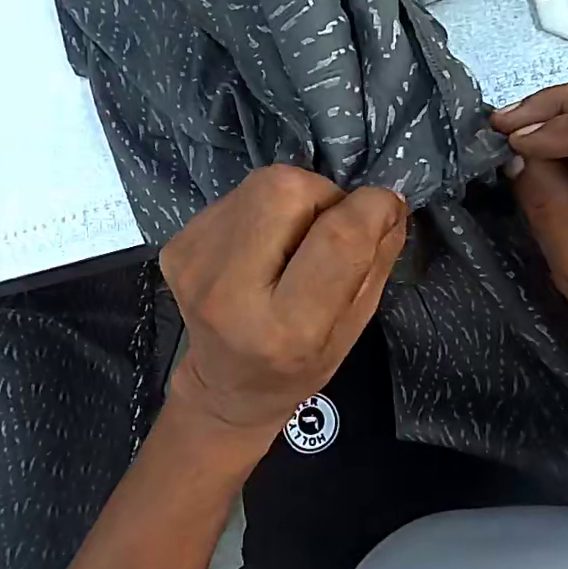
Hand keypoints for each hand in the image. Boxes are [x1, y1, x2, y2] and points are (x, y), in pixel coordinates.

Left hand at [159, 165, 406, 442]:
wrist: (227, 385)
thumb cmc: (304, 364)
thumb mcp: (356, 326)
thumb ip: (376, 260)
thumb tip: (389, 202)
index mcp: (287, 326)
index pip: (338, 238)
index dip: (372, 208)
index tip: (389, 207)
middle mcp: (229, 291)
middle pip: (288, 190)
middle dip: (327, 196)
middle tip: (333, 226)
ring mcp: (194, 263)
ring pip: (264, 183)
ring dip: (297, 199)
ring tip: (298, 237)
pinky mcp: (178, 244)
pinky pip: (240, 196)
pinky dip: (267, 209)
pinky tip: (266, 245)